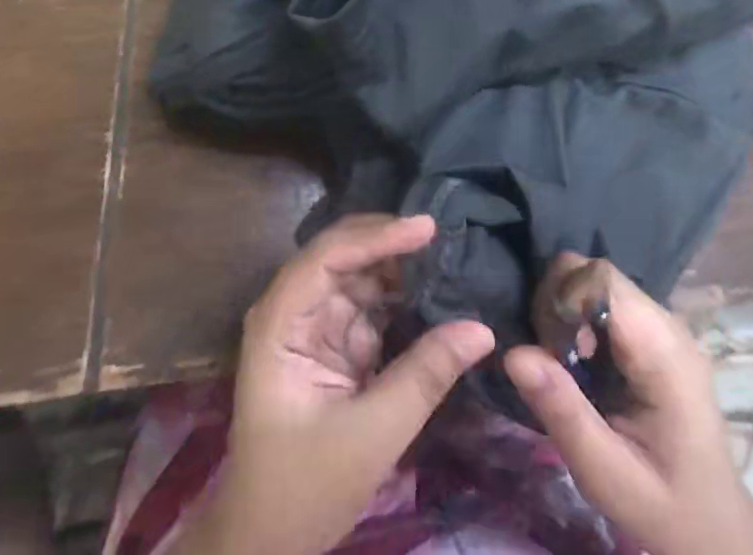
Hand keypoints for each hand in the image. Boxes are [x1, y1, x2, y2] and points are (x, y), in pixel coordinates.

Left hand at [177, 214, 494, 554]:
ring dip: (400, 265)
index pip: (326, 259)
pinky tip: (435, 287)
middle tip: (444, 233)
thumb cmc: (304, 487)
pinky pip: (371, 305)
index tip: (426, 228)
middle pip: (341, 256)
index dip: (375, 238)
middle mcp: (293, 311)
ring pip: (359, 275)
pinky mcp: (336, 343)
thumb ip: (424, 376)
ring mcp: (315, 325)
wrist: (270, 537)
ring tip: (448, 253)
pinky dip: (403, 295)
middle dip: (389, 241)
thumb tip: (483, 329)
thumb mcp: (371, 435)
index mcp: (280, 324)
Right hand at [505, 254, 752, 554]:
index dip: (561, 296)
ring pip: (597, 282)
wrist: (714, 527)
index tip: (545, 347)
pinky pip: (605, 301)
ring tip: (562, 363)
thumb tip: (513, 353)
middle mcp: (667, 324)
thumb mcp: (605, 474)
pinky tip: (578, 362)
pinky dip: (578, 319)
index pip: (601, 279)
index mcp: (664, 352)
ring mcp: (663, 326)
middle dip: (557, 302)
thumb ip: (562, 412)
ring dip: (565, 311)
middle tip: (547, 358)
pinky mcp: (653, 334)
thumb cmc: (661, 505)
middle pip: (596, 273)